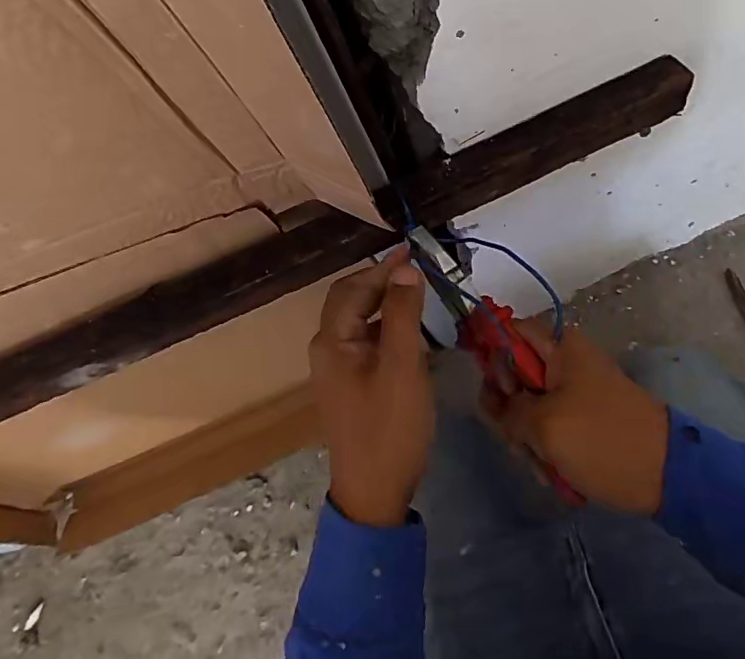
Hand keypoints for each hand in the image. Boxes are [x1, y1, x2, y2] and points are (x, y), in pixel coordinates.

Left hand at [309, 248, 433, 526]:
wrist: (375, 493)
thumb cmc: (389, 427)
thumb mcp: (403, 366)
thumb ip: (403, 314)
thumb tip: (405, 268)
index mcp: (332, 341)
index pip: (353, 288)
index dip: (382, 266)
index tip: (412, 250)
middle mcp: (327, 350)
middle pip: (351, 300)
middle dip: (381, 281)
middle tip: (415, 270)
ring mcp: (337, 369)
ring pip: (359, 321)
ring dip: (385, 302)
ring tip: (416, 293)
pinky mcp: (351, 385)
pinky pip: (366, 341)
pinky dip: (386, 327)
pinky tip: (409, 331)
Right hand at [481, 321, 669, 515]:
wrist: (665, 475)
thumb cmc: (602, 439)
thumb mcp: (544, 425)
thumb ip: (508, 409)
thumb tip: (500, 404)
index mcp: (560, 346)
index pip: (509, 333)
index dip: (495, 358)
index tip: (500, 392)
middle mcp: (565, 362)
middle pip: (514, 375)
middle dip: (510, 412)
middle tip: (519, 440)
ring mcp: (575, 392)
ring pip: (528, 407)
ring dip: (528, 439)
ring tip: (545, 467)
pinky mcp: (583, 420)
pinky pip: (548, 428)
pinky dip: (546, 451)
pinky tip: (555, 475)